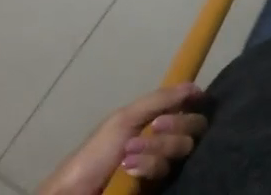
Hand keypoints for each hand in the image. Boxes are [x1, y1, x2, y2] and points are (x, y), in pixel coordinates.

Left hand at [36, 83, 206, 194]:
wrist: (76, 193)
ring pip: (181, 150)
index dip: (194, 104)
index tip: (193, 100)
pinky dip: (148, 166)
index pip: (191, 108)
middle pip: (194, 129)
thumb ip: (160, 100)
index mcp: (159, 120)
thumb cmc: (97, 151)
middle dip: (175, 126)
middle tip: (155, 127)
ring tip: (128, 154)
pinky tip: (131, 170)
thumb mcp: (125, 118)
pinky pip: (168, 172)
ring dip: (155, 148)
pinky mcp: (160, 186)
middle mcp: (166, 141)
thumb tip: (195, 86)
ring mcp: (163, 165)